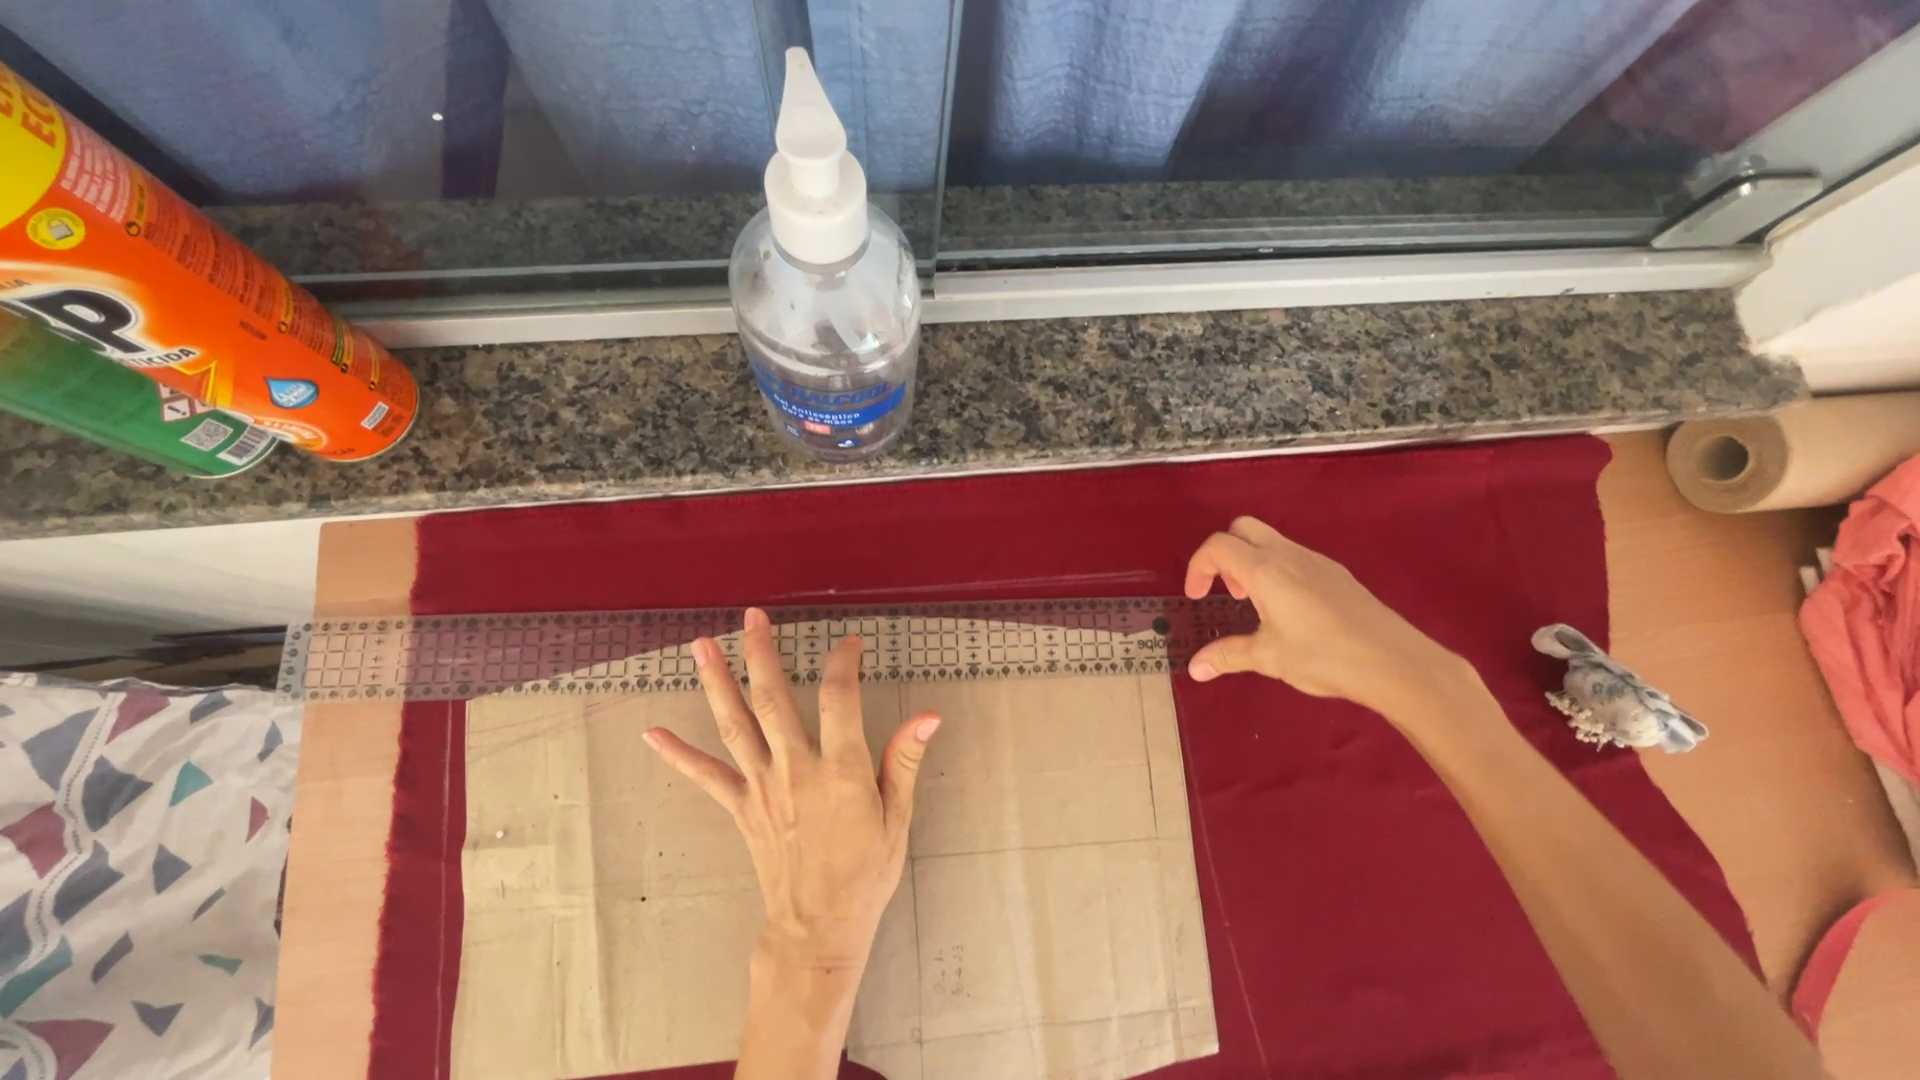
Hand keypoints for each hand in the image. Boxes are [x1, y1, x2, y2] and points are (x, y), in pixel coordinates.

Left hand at [642, 607, 941, 975]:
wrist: (818, 929)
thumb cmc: (865, 875)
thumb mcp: (898, 819)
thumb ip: (905, 761)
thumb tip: (928, 716)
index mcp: (841, 770)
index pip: (841, 697)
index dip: (844, 663)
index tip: (850, 644)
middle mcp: (796, 769)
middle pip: (773, 698)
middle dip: (762, 653)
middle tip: (753, 617)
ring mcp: (763, 787)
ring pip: (735, 724)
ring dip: (717, 682)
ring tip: (700, 645)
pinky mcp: (741, 808)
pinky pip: (705, 776)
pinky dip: (677, 755)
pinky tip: (652, 734)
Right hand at [1183, 516, 1471, 719]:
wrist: (1394, 661)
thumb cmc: (1324, 656)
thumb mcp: (1268, 658)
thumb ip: (1228, 656)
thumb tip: (1195, 669)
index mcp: (1265, 570)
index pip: (1217, 547)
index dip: (1198, 567)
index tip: (1197, 597)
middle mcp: (1288, 556)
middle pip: (1242, 528)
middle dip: (1224, 554)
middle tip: (1229, 592)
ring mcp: (1316, 561)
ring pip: (1271, 541)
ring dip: (1252, 562)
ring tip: (1258, 606)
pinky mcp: (1337, 573)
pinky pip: (1295, 557)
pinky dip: (1277, 571)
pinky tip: (1290, 611)